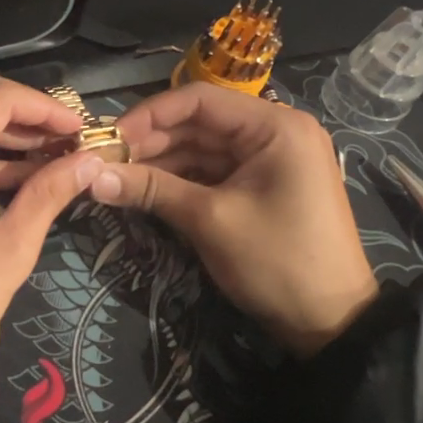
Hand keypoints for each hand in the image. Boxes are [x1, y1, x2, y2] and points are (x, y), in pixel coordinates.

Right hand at [88, 83, 376, 355]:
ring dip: (159, 162)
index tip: (108, 139)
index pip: (198, 99)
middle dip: (149, 142)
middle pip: (197, 122)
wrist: (331, 323)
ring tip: (115, 178)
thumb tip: (90, 176)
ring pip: (201, 148)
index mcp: (274, 126)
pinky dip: (179, 180)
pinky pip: (212, 171)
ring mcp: (270, 160)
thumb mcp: (209, 220)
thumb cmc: (276, 261)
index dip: (148, 115)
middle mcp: (274, 132)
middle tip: (103, 163)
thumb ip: (150, 189)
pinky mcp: (262, 185)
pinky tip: (144, 189)